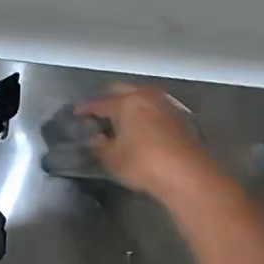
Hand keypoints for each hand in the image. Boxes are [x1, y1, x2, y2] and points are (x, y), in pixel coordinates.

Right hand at [76, 85, 223, 200]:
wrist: (186, 173)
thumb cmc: (143, 163)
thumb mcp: (113, 158)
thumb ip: (100, 145)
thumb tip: (97, 138)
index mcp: (126, 102)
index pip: (99, 103)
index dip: (85, 108)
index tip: (76, 112)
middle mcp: (146, 97)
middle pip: (122, 90)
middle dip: (108, 99)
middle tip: (98, 112)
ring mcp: (165, 104)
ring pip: (140, 97)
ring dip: (128, 104)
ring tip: (118, 119)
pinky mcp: (179, 116)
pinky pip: (153, 108)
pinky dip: (143, 113)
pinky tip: (139, 126)